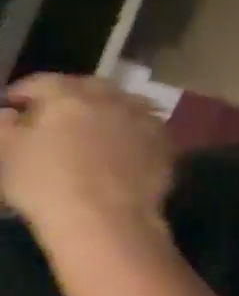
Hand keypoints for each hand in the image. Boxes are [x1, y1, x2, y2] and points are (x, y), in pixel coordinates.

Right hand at [0, 75, 174, 238]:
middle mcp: (115, 102)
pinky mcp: (165, 140)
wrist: (106, 213)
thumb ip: (5, 126)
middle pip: (92, 86)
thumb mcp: (5, 153)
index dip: (24, 89)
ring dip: (106, 104)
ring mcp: (145, 120)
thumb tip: (9, 112)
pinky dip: (130, 123)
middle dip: (70, 92)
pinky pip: (147, 122)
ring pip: (126, 100)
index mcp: (71, 100)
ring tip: (89, 120)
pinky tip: (120, 138)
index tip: (12, 102)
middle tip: (53, 108)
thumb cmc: (45, 183)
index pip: (45, 81)